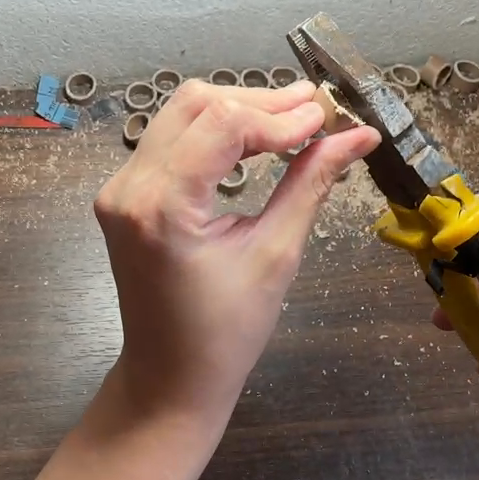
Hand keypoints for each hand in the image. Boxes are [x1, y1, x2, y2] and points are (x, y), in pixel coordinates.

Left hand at [94, 80, 380, 421]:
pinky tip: (253, 137)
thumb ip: (311, 184)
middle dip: (259, 102)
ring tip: (293, 117)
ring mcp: (119, 185)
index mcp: (162, 205)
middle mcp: (128, 185)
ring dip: (237, 109)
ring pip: (181, 113)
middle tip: (315, 108)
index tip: (327, 118)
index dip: (279, 116)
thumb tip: (359, 136)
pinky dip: (213, 130)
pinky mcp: (123, 190)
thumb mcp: (277, 255)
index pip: (223, 124)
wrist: (168, 377)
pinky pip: (170, 138)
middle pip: (196, 104)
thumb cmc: (227, 332)